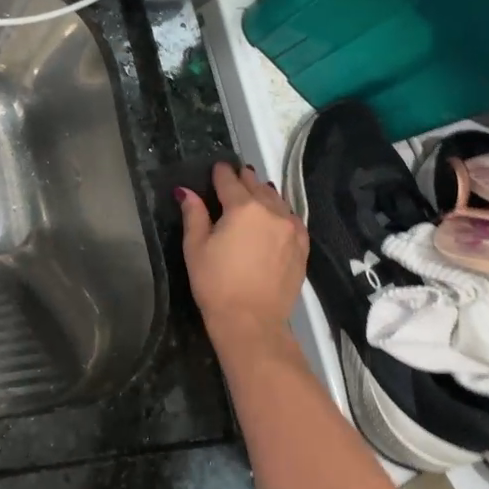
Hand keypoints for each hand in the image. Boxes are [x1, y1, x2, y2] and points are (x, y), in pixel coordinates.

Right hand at [178, 163, 308, 347]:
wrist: (252, 321)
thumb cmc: (215, 283)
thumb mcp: (196, 247)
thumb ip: (194, 214)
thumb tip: (186, 191)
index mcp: (242, 208)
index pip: (229, 182)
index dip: (221, 172)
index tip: (217, 166)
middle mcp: (271, 212)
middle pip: (256, 187)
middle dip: (244, 179)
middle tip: (235, 174)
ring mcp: (291, 229)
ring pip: (277, 201)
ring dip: (264, 194)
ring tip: (256, 190)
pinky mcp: (301, 247)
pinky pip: (292, 220)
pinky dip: (282, 212)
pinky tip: (277, 215)